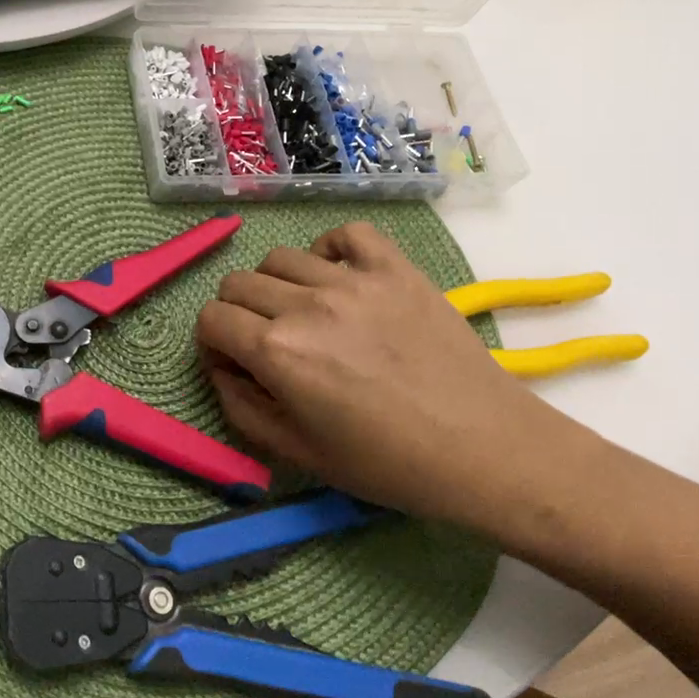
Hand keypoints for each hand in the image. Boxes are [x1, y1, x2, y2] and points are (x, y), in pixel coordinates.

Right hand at [195, 223, 602, 530]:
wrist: (486, 450)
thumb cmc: (387, 464)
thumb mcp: (297, 452)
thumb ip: (240, 407)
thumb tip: (222, 368)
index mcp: (277, 352)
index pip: (211, 318)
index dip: (212, 342)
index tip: (232, 362)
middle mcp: (306, 306)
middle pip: (238, 283)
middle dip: (237, 313)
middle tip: (264, 342)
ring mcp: (354, 281)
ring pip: (281, 257)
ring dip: (276, 285)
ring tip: (303, 313)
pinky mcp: (396, 270)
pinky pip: (346, 234)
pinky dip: (329, 249)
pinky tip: (336, 277)